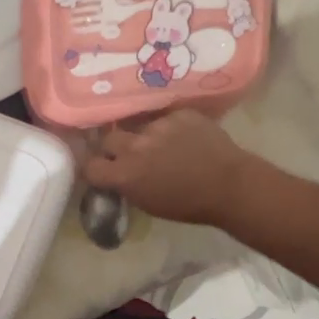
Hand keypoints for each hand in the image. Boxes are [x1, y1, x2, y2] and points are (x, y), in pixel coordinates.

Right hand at [83, 108, 268, 224]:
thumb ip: (126, 184)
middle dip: (113, 147)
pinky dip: (170, 128)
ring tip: (163, 146)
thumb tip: (118, 174)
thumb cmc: (186, 205)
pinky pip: (165, 118)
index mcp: (125, 174)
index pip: (90, 166)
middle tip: (128, 155)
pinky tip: (184, 139)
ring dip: (144, 137)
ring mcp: (158, 125)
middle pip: (108, 139)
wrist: (228, 185)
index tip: (100, 170)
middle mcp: (135, 146)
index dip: (93, 168)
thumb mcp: (146, 202)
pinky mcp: (179, 113)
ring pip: (139, 127)